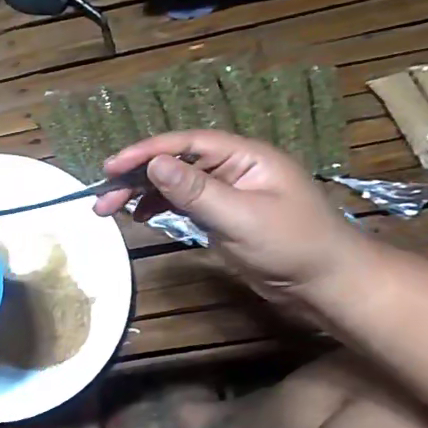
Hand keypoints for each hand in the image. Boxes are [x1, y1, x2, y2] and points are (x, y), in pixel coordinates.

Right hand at [92, 130, 374, 296]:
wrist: (325, 283)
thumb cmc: (291, 245)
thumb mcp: (240, 217)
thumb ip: (195, 190)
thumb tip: (153, 164)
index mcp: (244, 157)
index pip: (187, 144)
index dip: (146, 151)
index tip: (111, 167)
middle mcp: (233, 168)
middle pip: (175, 162)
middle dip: (136, 176)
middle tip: (101, 197)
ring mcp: (227, 192)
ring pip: (174, 183)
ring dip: (141, 193)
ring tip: (108, 209)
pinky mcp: (222, 215)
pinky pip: (183, 202)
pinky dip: (158, 207)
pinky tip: (140, 216)